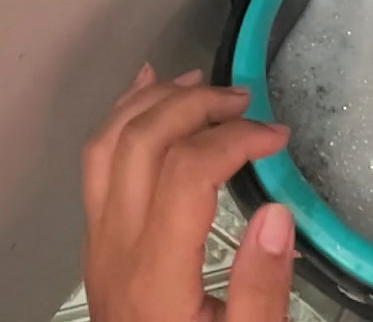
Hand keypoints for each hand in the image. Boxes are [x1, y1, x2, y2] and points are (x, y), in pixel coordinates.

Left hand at [82, 64, 294, 321]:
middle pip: (143, 141)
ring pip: (110, 141)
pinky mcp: (96, 237)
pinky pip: (96, 159)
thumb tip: (275, 211)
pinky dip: (122, 114)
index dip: (234, 138)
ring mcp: (98, 238)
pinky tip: (146, 89)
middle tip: (244, 100)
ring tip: (199, 82)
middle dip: (196, 105)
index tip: (277, 137)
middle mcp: (116, 245)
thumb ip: (261, 291)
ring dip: (154, 99)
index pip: (186, 172)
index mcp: (155, 275)